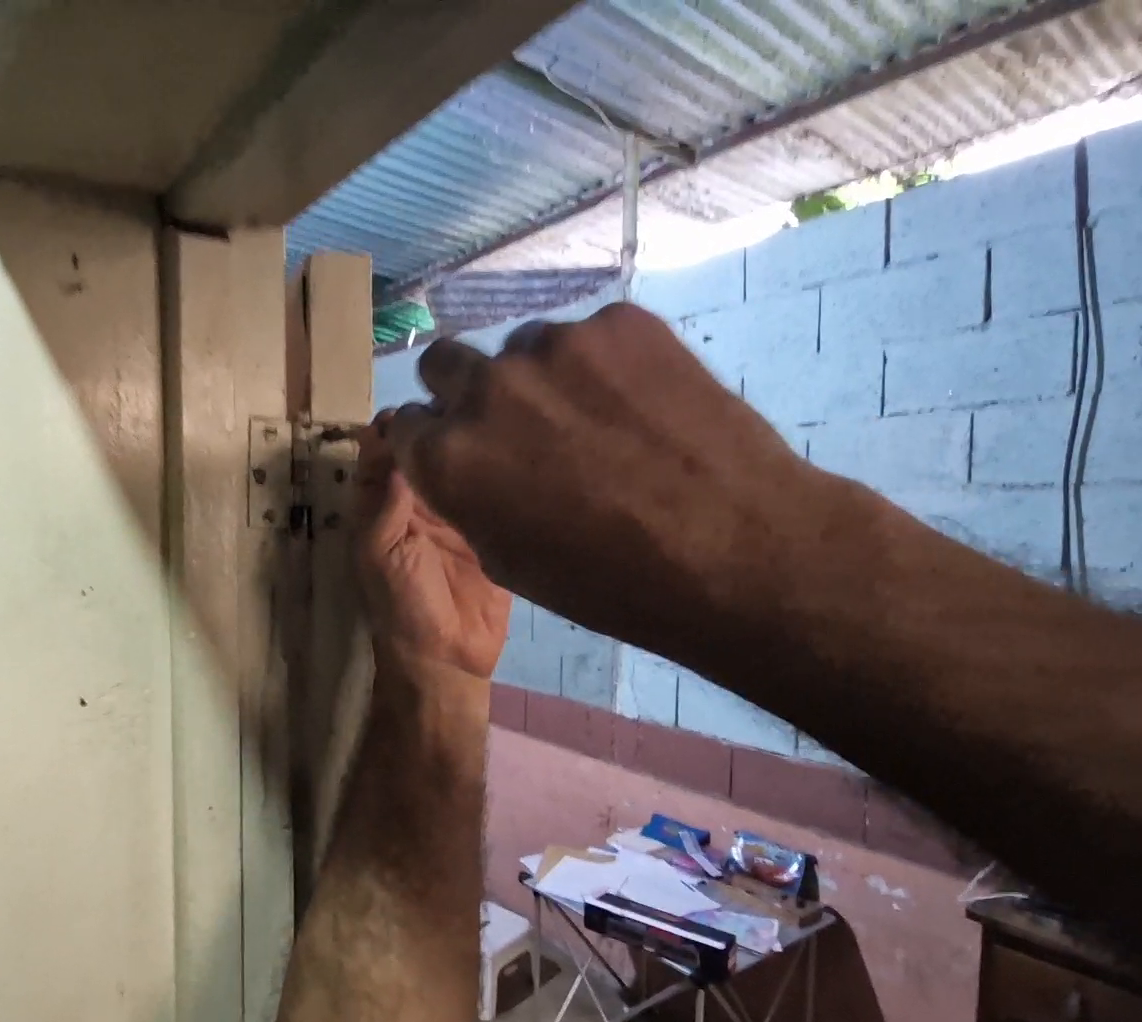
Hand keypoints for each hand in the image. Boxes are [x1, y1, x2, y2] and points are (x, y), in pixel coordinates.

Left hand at [355, 421, 511, 679]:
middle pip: (429, 447)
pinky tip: (523, 446)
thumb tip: (394, 436)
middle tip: (468, 401)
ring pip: (464, 461)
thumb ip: (384, 499)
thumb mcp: (381, 550)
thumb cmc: (402, 605)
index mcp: (385, 502)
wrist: (449, 658)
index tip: (422, 405)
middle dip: (441, 424)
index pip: (386, 449)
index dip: (398, 425)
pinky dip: (505, 469)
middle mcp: (421, 499)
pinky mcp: (495, 526)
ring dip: (474, 440)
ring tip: (497, 412)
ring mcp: (461, 510)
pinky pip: (496, 490)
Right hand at [380, 303, 839, 660]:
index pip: (406, 422)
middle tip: (515, 423)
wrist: (735, 550)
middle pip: (444, 361)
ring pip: (521, 347)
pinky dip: (602, 364)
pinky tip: (642, 403)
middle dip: (465, 390)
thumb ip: (466, 496)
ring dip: (538, 377)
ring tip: (596, 418)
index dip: (431, 438)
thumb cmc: (609, 581)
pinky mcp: (617, 321)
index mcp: (446, 456)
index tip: (459, 449)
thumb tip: (465, 461)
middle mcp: (483, 389)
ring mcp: (552, 346)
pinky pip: (589, 336)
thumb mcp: (508, 559)